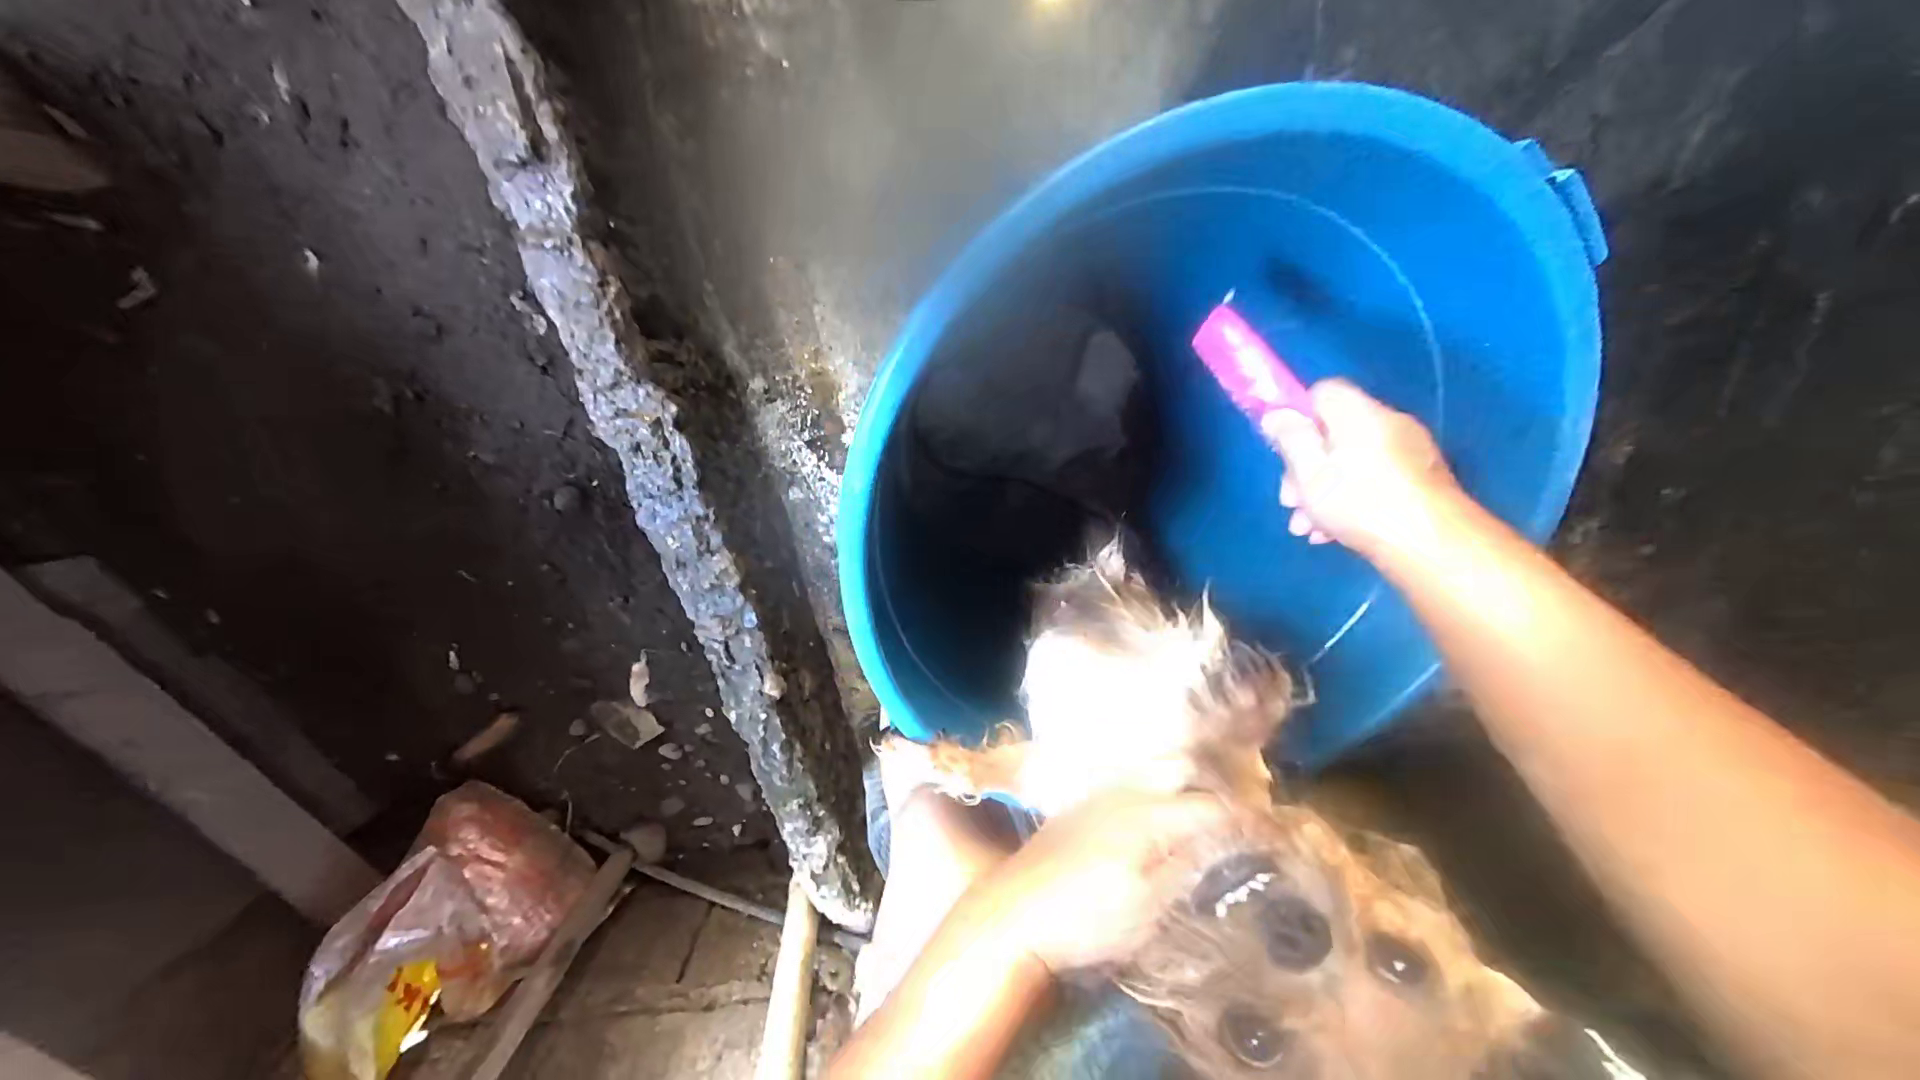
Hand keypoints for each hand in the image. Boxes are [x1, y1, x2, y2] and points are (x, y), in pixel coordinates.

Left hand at [971, 790, 1226, 974]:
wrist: (1014, 911)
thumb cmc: (1084, 917)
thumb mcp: (1147, 908)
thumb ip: (1187, 869)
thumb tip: (1224, 844)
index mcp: (1147, 816)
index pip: (1211, 807)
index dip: (1248, 819)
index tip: (1273, 833)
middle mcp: (1123, 791)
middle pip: (1181, 768)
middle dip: (1215, 785)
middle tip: (1239, 813)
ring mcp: (1098, 793)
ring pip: (1152, 769)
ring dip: (1184, 782)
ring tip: (1205, 810)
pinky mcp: (1081, 803)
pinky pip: (1128, 780)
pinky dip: (1155, 787)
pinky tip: (1160, 812)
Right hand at [1260, 379, 1466, 560]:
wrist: (1433, 545)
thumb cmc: (1361, 505)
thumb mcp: (1310, 474)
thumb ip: (1291, 439)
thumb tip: (1276, 414)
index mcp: (1360, 415)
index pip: (1323, 392)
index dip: (1297, 415)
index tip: (1282, 449)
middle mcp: (1389, 424)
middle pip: (1334, 431)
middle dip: (1304, 465)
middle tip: (1290, 500)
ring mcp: (1410, 451)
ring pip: (1351, 460)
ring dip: (1322, 490)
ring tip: (1306, 526)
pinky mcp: (1420, 479)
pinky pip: (1373, 477)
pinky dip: (1350, 498)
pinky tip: (1332, 532)